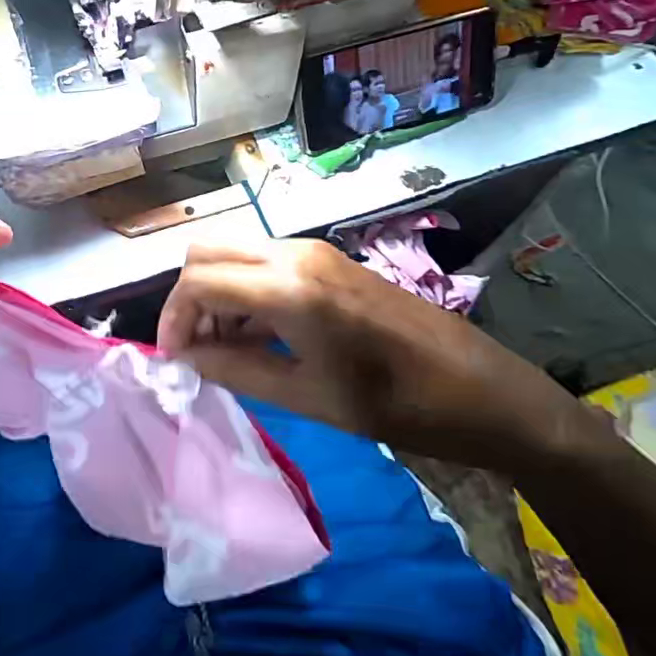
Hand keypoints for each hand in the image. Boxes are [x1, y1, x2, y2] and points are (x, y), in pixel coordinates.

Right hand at [156, 240, 606, 475]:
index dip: (173, 318)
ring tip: (225, 349)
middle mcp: (295, 252)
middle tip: (194, 349)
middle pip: (207, 252)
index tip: (174, 358)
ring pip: (234, 254)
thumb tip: (186, 356)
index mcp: (289, 286)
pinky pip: (264, 262)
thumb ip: (236, 371)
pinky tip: (259, 334)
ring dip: (216, 294)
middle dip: (188, 298)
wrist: (482, 389)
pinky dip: (244, 291)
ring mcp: (314, 251)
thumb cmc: (396, 404)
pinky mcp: (328, 259)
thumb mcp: (308, 396)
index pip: (199, 280)